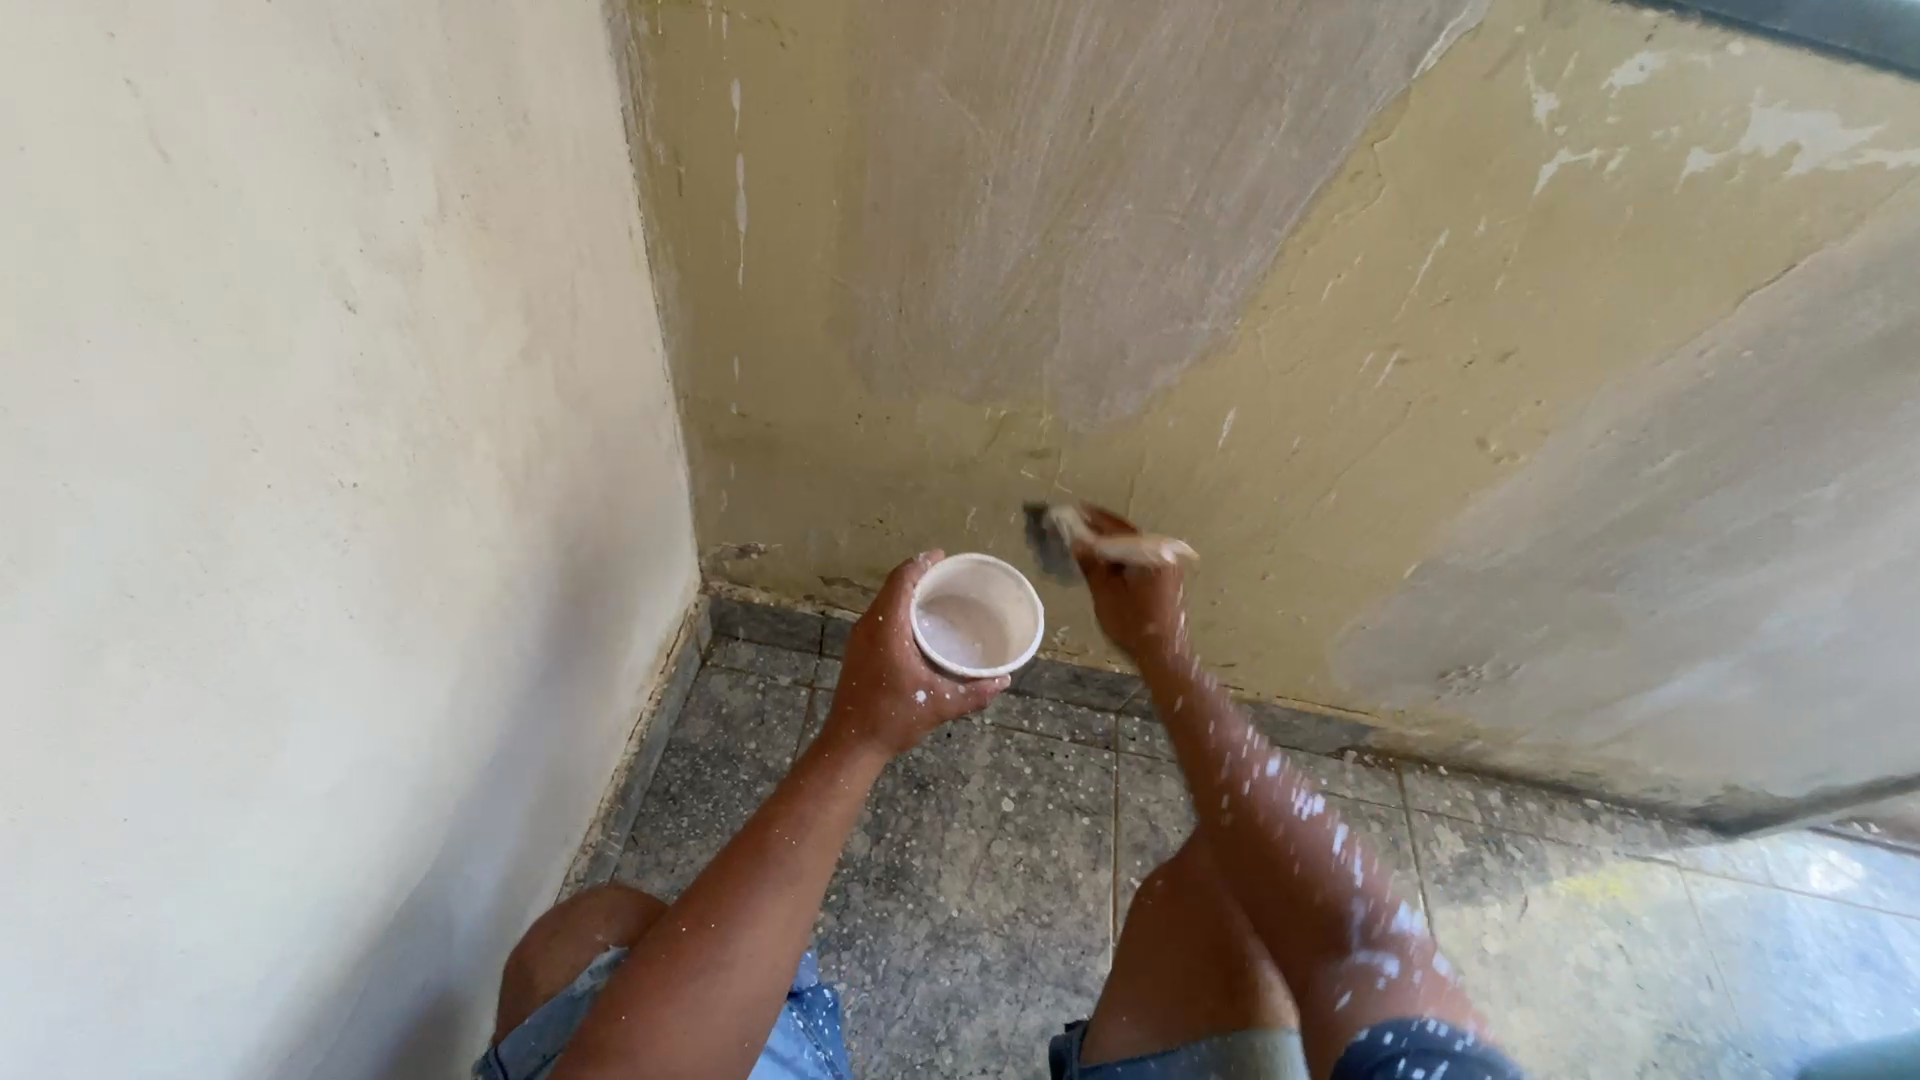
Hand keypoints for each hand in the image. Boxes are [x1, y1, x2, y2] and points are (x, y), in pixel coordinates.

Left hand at [824, 551, 1010, 757]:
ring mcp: (860, 639)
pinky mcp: (858, 652)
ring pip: (884, 602)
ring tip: (935, 596)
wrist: (851, 744)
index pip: (902, 581)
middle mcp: (869, 626)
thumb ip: (974, 692)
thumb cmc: (892, 718)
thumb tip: (1004, 681)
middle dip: (918, 576)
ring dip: (907, 594)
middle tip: (946, 576)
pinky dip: (898, 610)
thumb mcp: (940, 705)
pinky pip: (880, 617)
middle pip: (892, 587)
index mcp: (886, 628)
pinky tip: (917, 625)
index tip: (942, 556)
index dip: (921, 563)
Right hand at [1073, 505, 1188, 665]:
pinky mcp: (1165, 580)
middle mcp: (1164, 555)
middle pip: (1128, 535)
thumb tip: (1077, 541)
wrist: (1163, 655)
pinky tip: (1105, 559)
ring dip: (1111, 543)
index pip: (1119, 529)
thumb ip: (1092, 564)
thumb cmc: (1133, 625)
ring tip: (1087, 538)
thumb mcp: (1106, 594)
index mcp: (1152, 554)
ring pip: (1134, 547)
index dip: (1095, 519)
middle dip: (1102, 529)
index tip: (1076, 509)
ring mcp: (1167, 568)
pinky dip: (1121, 556)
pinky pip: (1140, 559)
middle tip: (1079, 520)